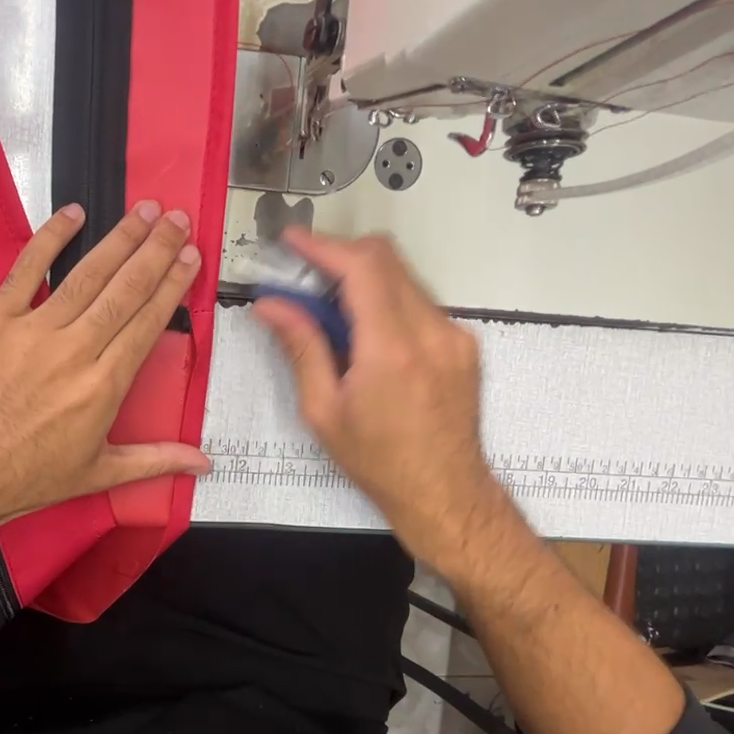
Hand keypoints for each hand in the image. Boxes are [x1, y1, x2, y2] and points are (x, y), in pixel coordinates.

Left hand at [0, 201, 210, 538]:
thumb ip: (155, 460)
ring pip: (86, 275)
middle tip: (177, 220)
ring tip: (143, 213)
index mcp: (103, 386)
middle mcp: (74, 352)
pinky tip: (73, 215)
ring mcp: (33, 332)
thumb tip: (203, 463)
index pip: (147, 323)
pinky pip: (26, 270)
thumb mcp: (98, 473)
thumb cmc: (26, 477)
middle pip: (125, 290)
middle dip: (156, 251)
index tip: (190, 259)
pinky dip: (50, 240)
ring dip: (119, 240)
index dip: (172, 286)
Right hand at [253, 230, 515, 572]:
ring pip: (404, 278)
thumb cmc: (379, 462)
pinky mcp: (462, 343)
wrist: (444, 491)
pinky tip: (363, 336)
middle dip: (339, 256)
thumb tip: (272, 307)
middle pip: (386, 260)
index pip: (361, 268)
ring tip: (328, 310)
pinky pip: (419, 303)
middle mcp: (431, 331)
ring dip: (362, 280)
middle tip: (302, 275)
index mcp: (391, 350)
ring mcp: (453, 334)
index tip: (292, 241)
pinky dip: (385, 303)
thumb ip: (301, 348)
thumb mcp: (324, 411)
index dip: (322, 246)